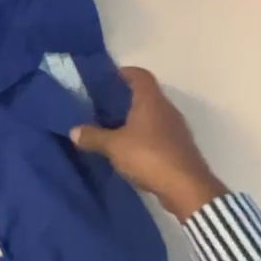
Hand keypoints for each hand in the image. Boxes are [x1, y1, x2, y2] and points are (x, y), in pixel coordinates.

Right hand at [71, 67, 226, 219]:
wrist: (186, 188)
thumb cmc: (149, 156)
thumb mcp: (114, 146)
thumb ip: (93, 137)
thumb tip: (74, 130)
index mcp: (151, 101)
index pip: (141, 75)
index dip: (125, 72)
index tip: (108, 77)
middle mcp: (166, 109)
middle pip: (146, 95)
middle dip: (126, 98)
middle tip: (103, 105)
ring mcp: (176, 129)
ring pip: (152, 115)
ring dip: (135, 119)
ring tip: (112, 127)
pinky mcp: (179, 147)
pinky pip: (158, 133)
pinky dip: (144, 135)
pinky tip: (129, 148)